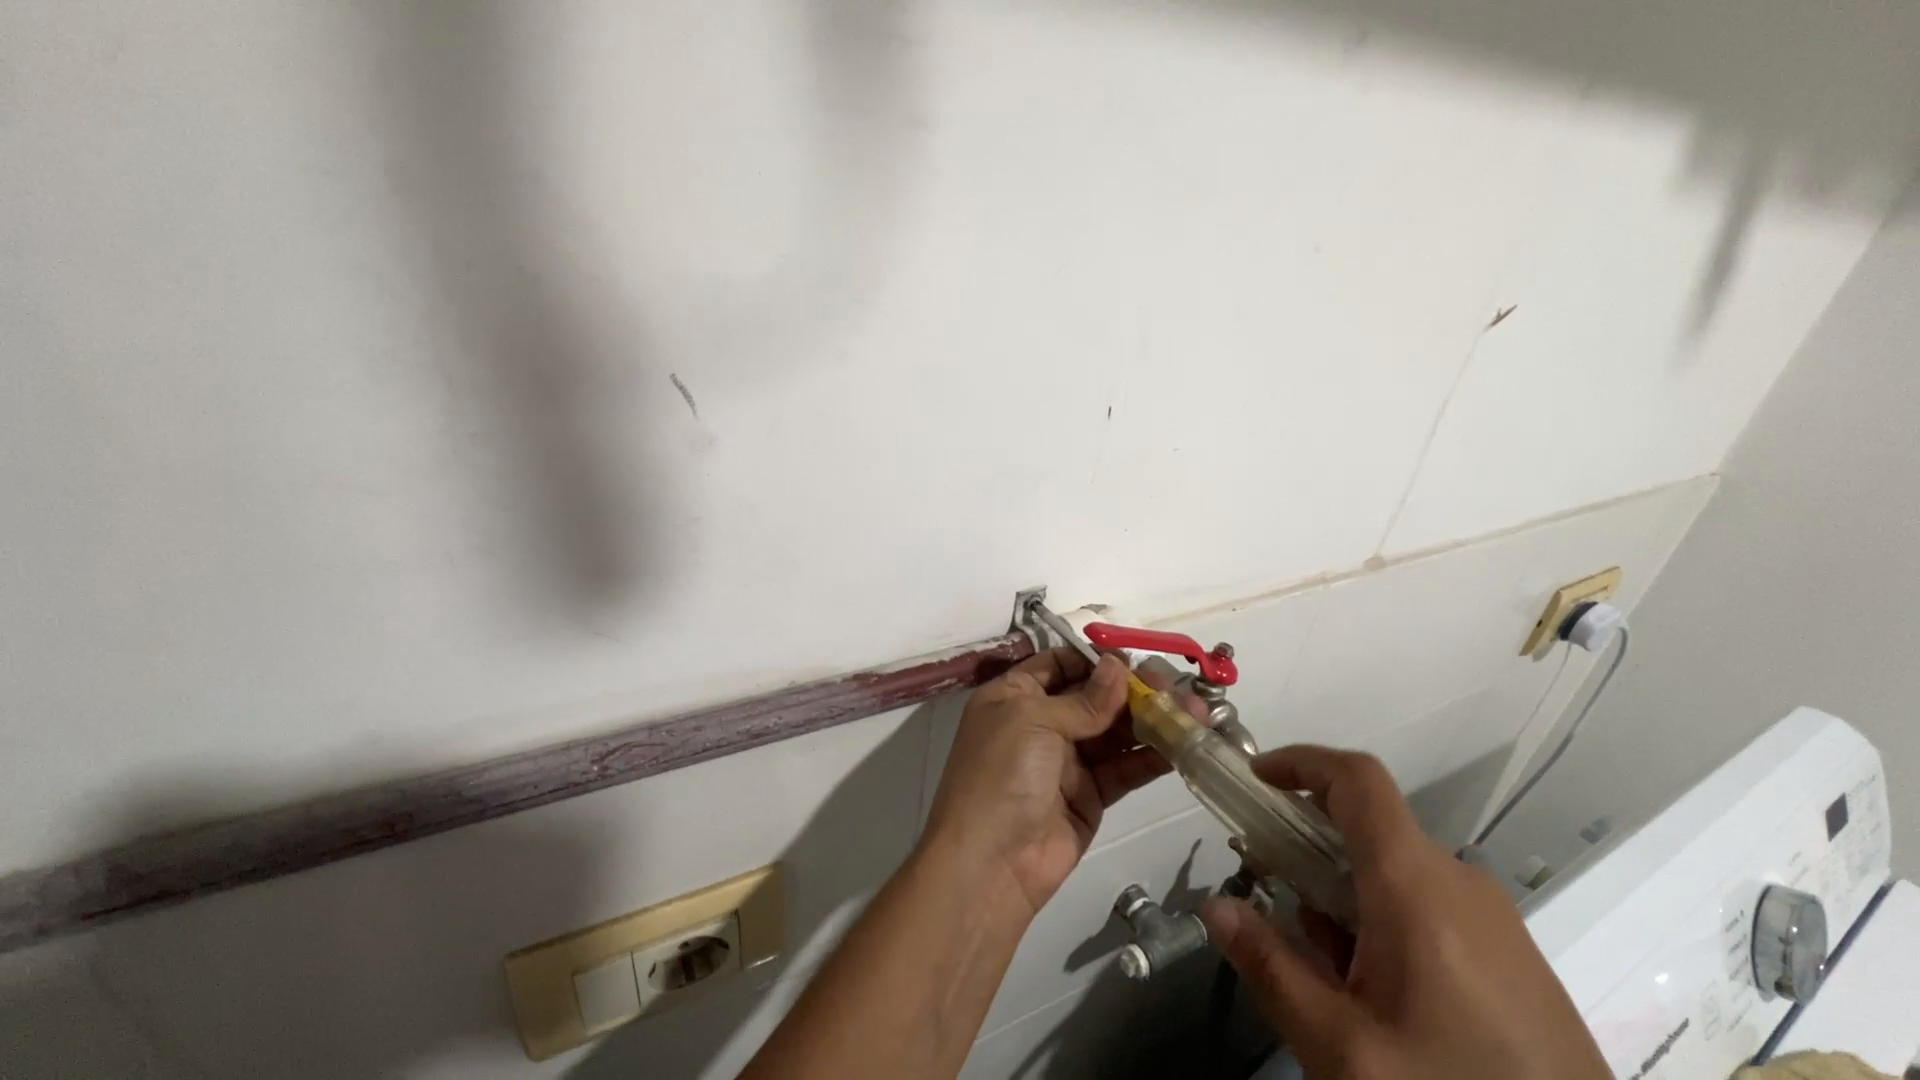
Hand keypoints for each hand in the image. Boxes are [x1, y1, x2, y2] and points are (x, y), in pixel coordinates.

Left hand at [921, 648, 1173, 921]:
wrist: (990, 863)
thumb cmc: (1001, 774)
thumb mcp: (1033, 721)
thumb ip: (1083, 699)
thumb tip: (1117, 666)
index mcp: (1014, 697)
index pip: (1059, 665)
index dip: (1096, 661)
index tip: (1135, 660)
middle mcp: (1040, 724)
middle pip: (1094, 698)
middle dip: (1133, 691)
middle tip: (1176, 685)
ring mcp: (1066, 762)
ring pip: (1114, 733)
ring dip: (1151, 721)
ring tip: (1193, 711)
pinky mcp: (1089, 796)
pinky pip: (1123, 769)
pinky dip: (1150, 758)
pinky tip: (1181, 746)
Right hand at [1199, 746, 1609, 1079]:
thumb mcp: (1340, 1049)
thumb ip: (1271, 968)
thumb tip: (1215, 906)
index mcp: (1416, 887)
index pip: (1358, 781)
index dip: (1301, 762)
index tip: (1253, 780)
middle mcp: (1459, 883)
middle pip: (1367, 831)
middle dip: (1305, 851)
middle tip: (1265, 899)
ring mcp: (1492, 919)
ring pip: (1394, 873)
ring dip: (1341, 895)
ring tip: (1320, 972)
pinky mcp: (1510, 953)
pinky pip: (1428, 906)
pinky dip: (1379, 920)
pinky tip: (1373, 994)